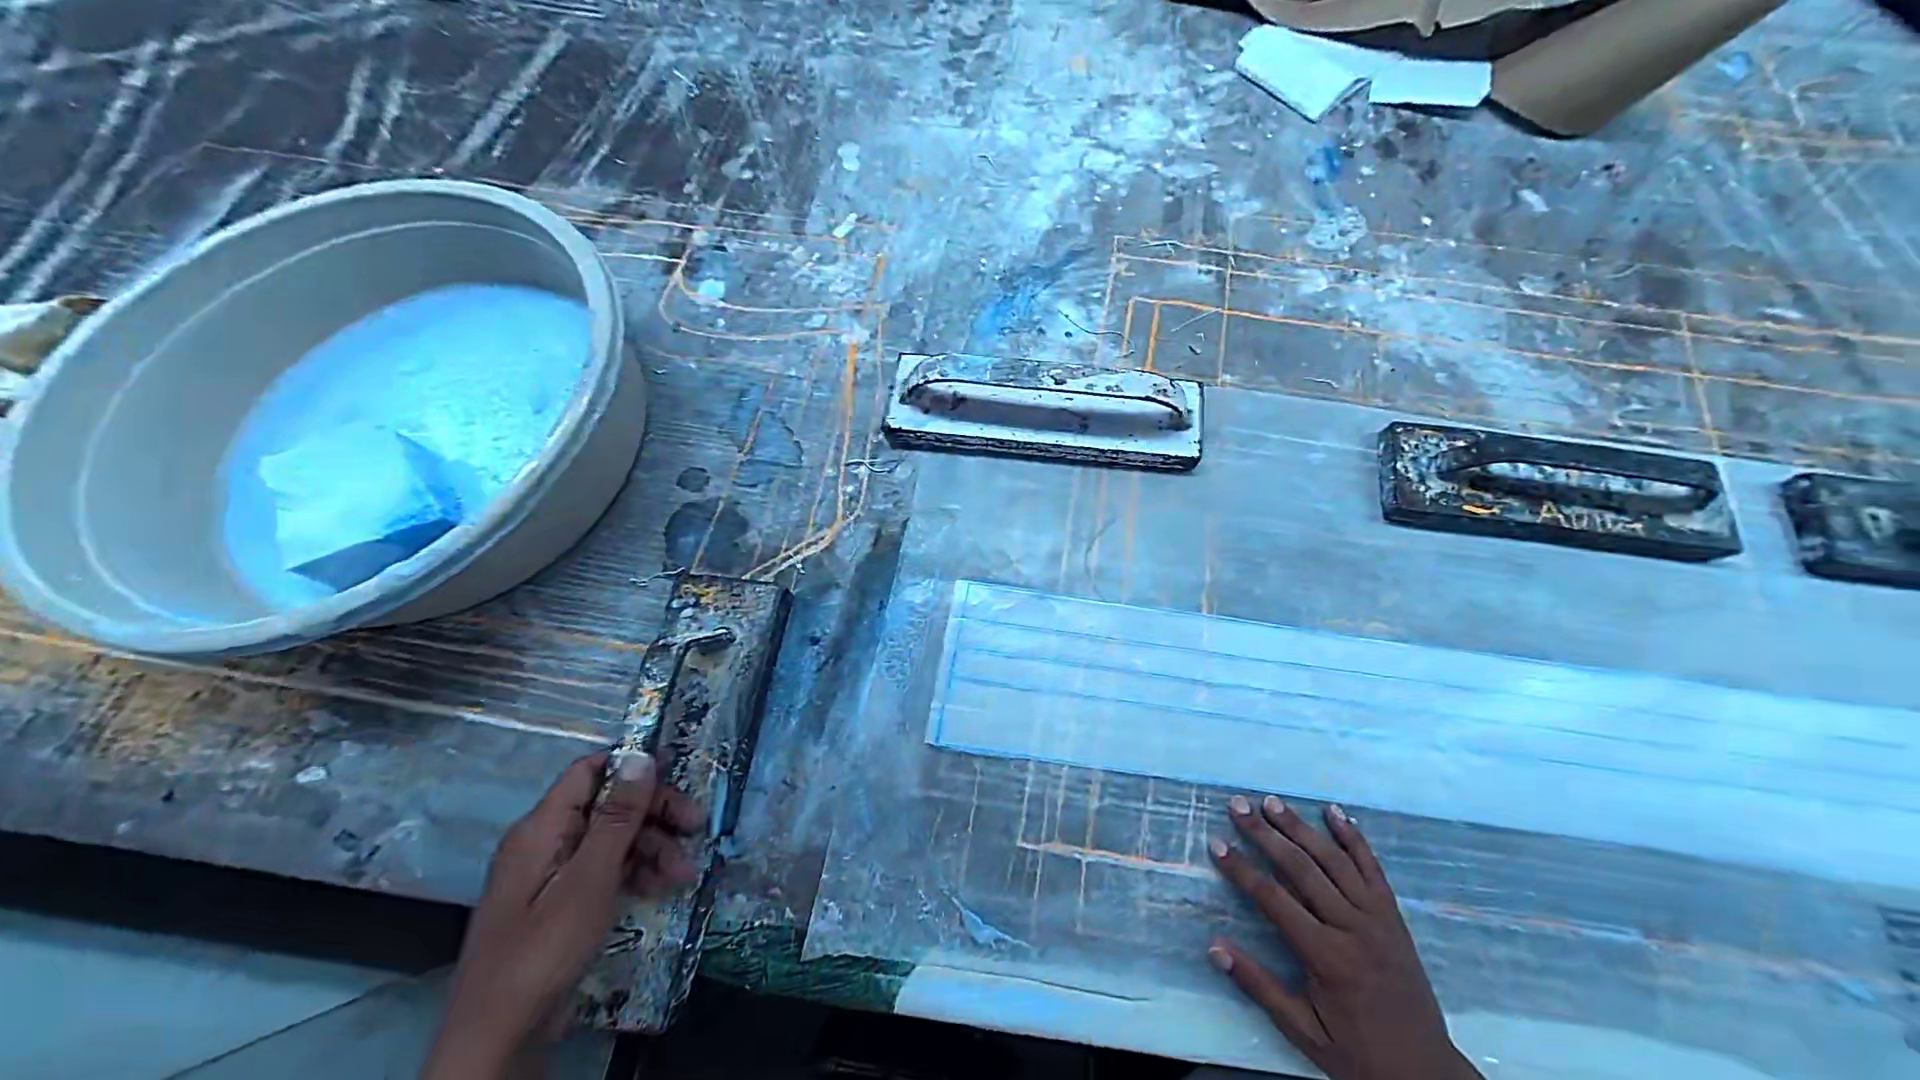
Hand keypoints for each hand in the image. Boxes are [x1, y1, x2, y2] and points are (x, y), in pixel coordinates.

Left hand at [421, 751, 703, 1079]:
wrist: (498, 1038)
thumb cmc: (544, 951)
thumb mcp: (589, 880)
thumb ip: (617, 817)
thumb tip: (641, 756)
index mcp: (541, 828)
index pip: (590, 771)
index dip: (633, 766)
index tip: (678, 772)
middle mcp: (546, 842)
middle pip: (608, 805)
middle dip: (654, 813)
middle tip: (695, 826)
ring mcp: (554, 874)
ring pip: (613, 839)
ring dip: (653, 848)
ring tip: (683, 873)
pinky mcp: (563, 903)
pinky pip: (606, 870)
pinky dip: (636, 873)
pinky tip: (663, 887)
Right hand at [1208, 795, 1479, 1079]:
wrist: (1426, 1072)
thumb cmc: (1357, 1052)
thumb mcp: (1303, 1030)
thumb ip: (1258, 986)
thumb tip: (1214, 947)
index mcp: (1327, 957)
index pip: (1274, 899)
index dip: (1242, 869)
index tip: (1217, 844)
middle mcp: (1353, 928)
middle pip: (1302, 868)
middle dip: (1265, 834)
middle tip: (1237, 806)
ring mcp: (1378, 918)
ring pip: (1334, 860)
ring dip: (1300, 827)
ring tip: (1271, 802)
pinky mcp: (1394, 916)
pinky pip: (1372, 868)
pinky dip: (1353, 837)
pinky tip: (1334, 812)